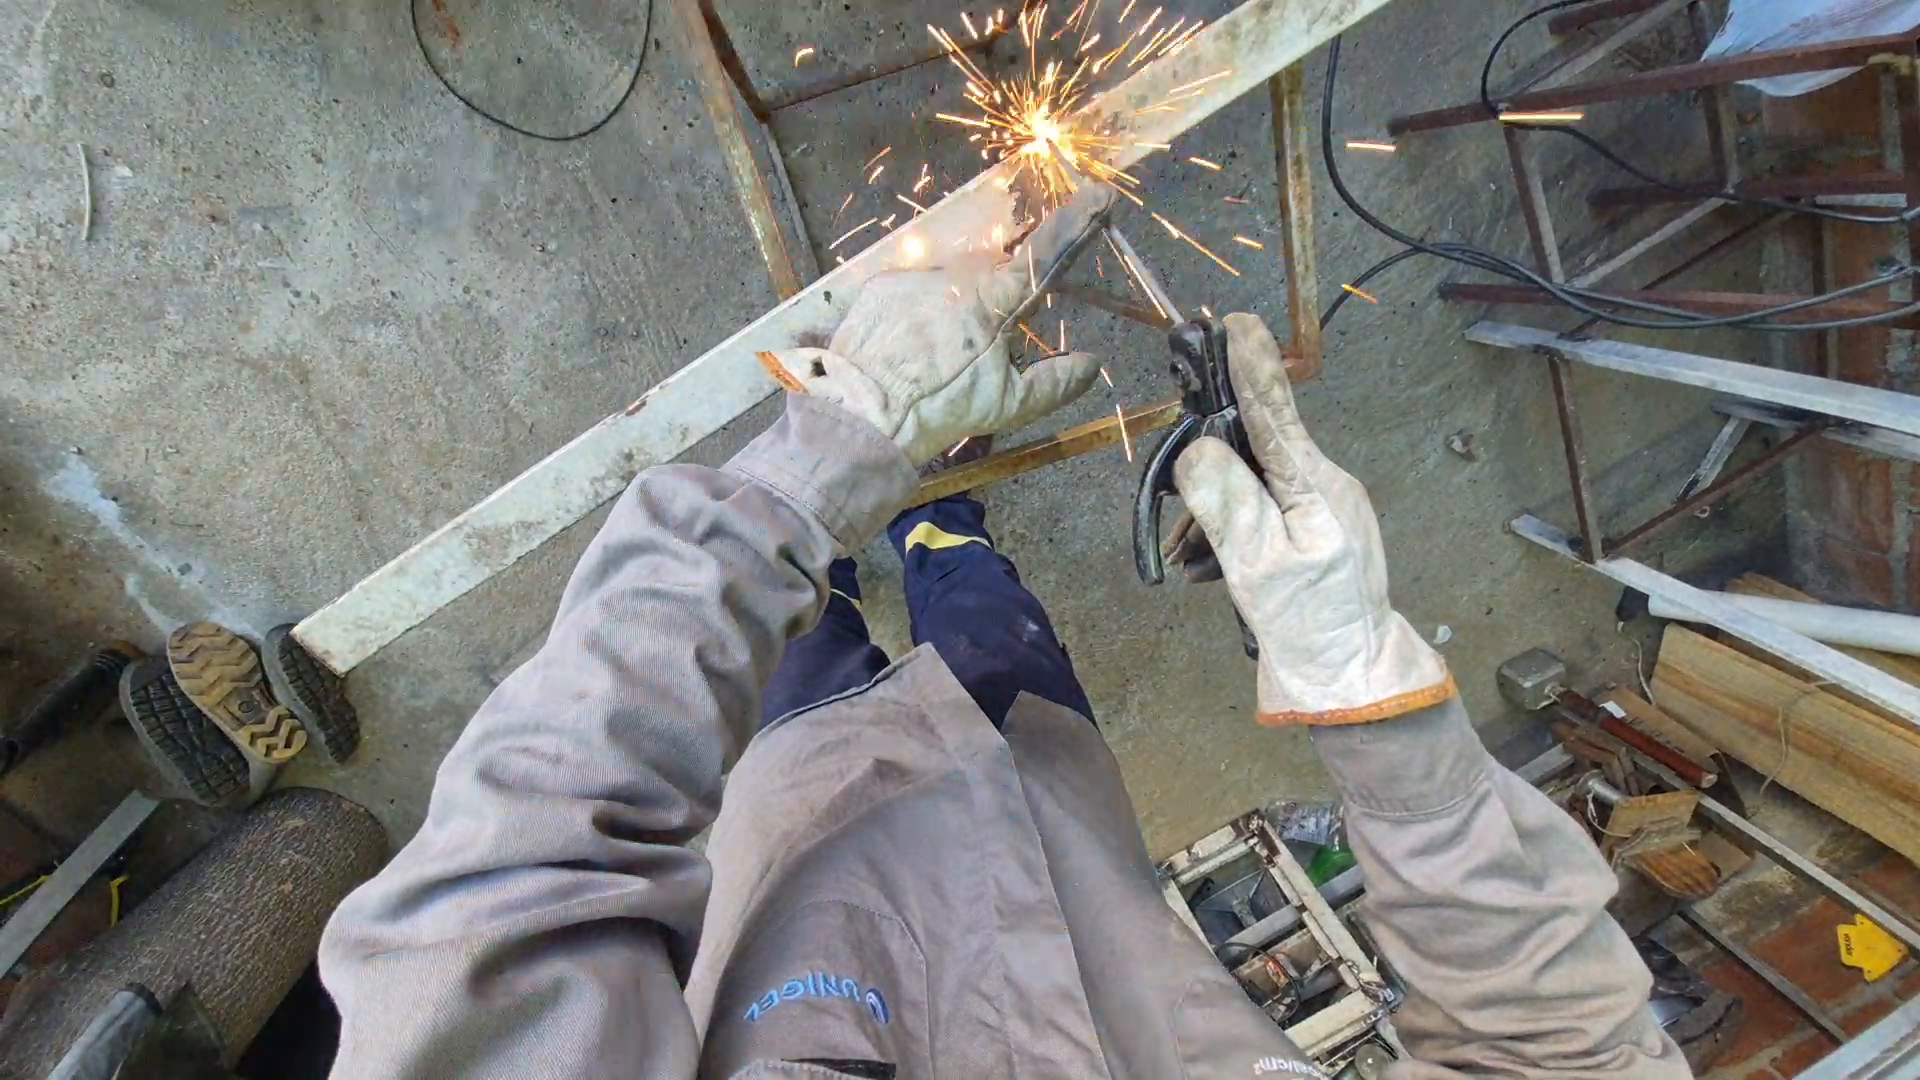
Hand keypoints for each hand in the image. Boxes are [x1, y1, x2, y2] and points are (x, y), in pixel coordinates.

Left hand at [761, 185, 1115, 464]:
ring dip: (953, 310)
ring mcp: (917, 276)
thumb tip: (1092, 363)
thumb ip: (1055, 382)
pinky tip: (908, 349)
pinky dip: (917, 314)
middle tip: (978, 349)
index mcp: (995, 298)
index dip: (1076, 223)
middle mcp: (957, 274)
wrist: (866, 412)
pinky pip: (912, 292)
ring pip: (949, 284)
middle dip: (994, 303)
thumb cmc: (942, 409)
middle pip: (991, 275)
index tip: (1099, 196)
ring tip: (934, 359)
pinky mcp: (882, 286)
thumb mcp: (1008, 405)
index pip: (1046, 253)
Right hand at [1173, 314, 1453, 725]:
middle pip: (1256, 445)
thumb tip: (1196, 449)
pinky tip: (1212, 563)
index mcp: (1316, 485)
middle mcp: (1324, 482)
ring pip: (1254, 480)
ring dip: (1215, 510)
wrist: (1349, 677)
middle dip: (1212, 465)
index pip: (1276, 414)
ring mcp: (1322, 504)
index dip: (1253, 368)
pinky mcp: (1315, 526)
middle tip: (1183, 504)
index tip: (1236, 323)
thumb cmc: (1307, 624)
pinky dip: (1232, 526)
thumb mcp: (1258, 567)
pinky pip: (1264, 506)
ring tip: (1194, 560)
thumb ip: (1228, 504)